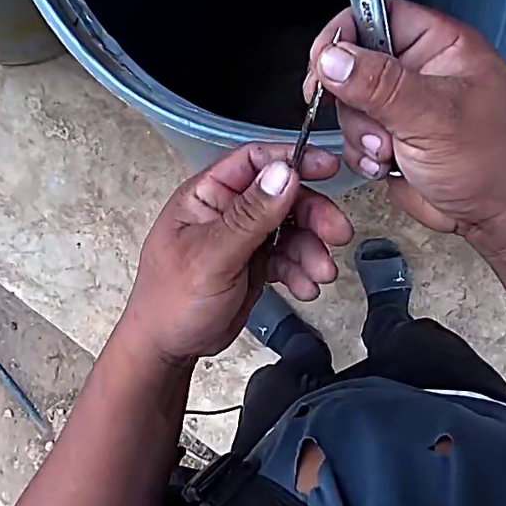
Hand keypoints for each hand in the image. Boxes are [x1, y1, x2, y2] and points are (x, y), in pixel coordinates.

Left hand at [119, 143, 353, 364]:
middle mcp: (226, 211)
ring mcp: (243, 237)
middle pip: (283, 196)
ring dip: (312, 249)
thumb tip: (283, 173)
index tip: (327, 165)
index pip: (253, 161)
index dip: (292, 159)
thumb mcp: (212, 256)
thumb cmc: (171, 301)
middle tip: (337, 233)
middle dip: (313, 214)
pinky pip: (289, 257)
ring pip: (292, 228)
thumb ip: (250, 215)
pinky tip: (305, 287)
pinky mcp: (256, 263)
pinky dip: (302, 270)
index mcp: (206, 196)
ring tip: (320, 273)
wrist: (169, 347)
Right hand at [305, 0, 505, 255]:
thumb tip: (335, 59)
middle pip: (352, 63)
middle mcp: (417, 70)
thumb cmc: (494, 164)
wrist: (495, 217)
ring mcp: (400, 106)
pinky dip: (361, 155)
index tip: (325, 62)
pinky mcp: (388, 137)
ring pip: (348, 105)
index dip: (345, 34)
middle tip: (374, 122)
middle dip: (353, 100)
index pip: (377, 13)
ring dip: (360, 133)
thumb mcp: (436, 117)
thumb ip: (381, 86)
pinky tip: (387, 164)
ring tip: (390, 150)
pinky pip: (351, 136)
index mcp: (439, 46)